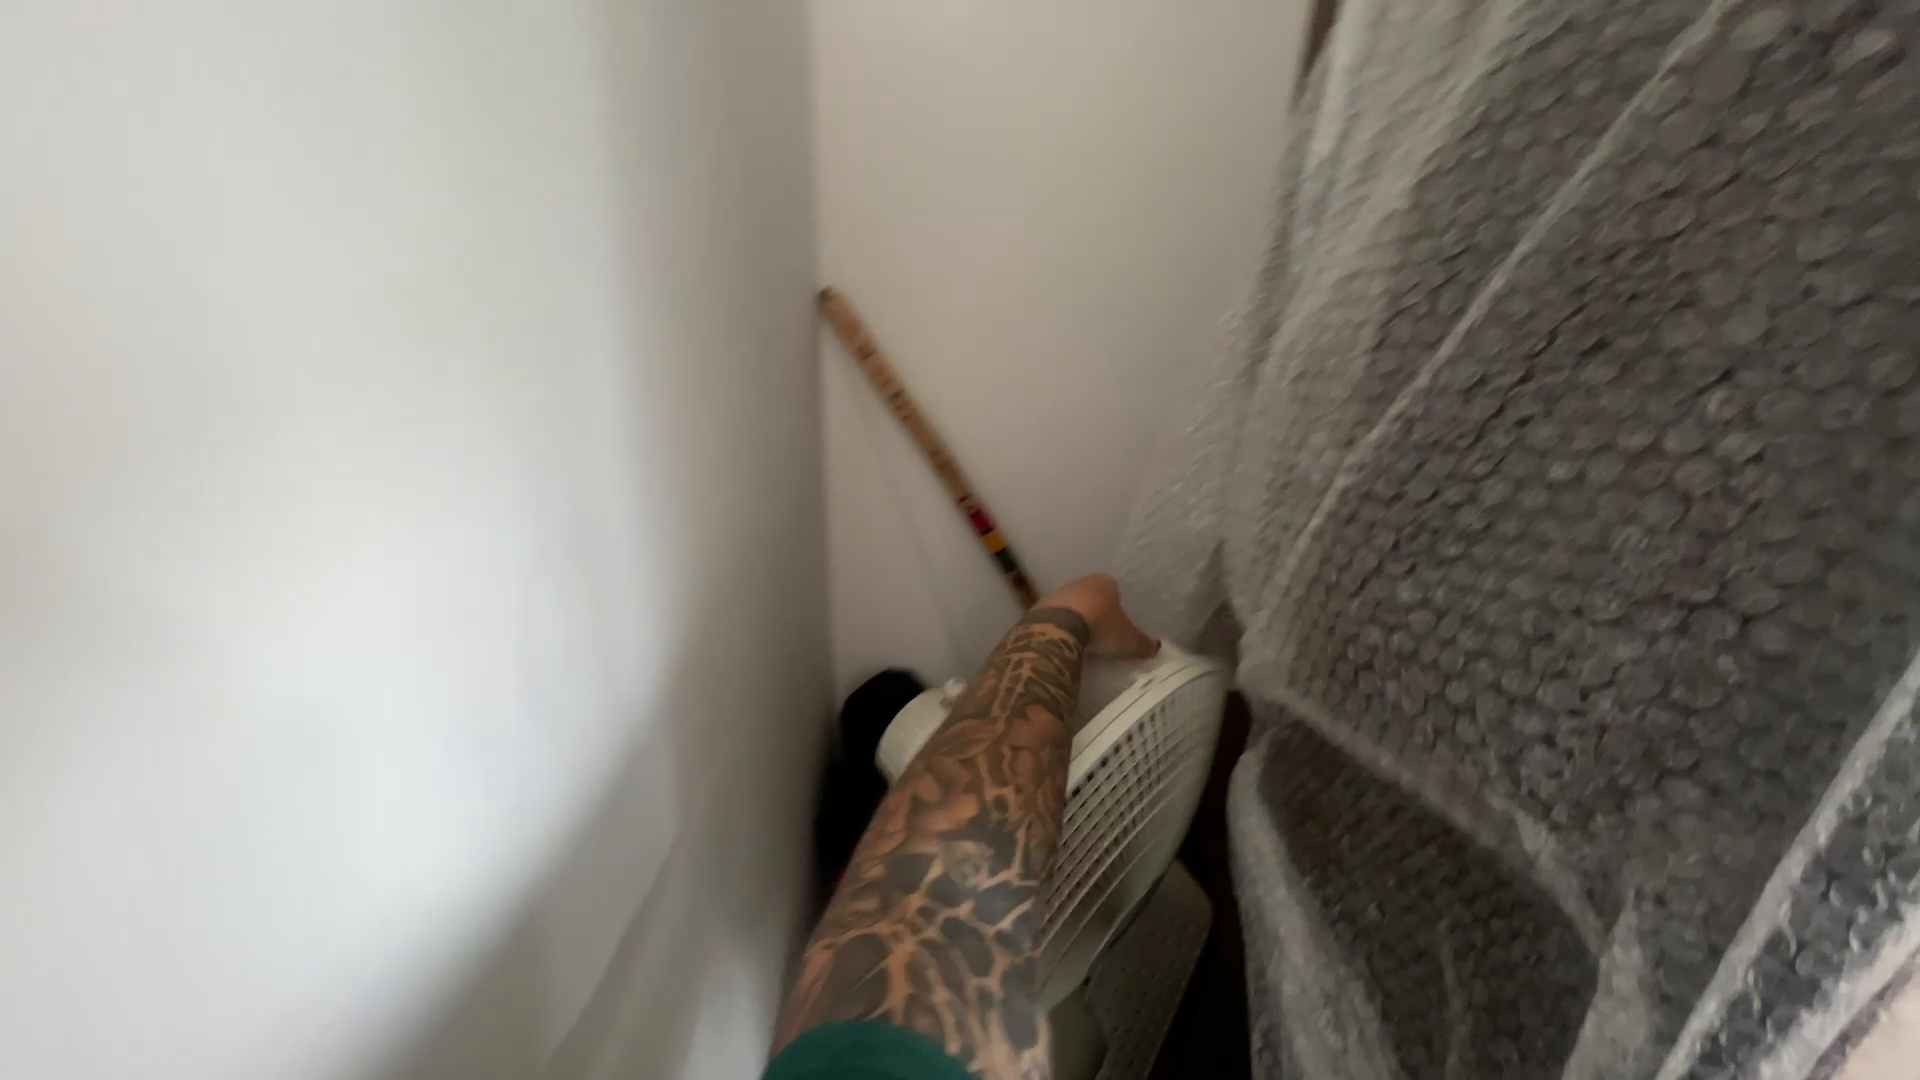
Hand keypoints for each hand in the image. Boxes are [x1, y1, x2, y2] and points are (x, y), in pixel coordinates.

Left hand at [1035, 573, 1159, 659]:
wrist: (1059, 628)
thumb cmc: (1101, 627)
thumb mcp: (1128, 639)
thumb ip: (1143, 643)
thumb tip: (1157, 647)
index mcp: (1104, 582)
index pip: (1114, 588)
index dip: (1116, 604)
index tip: (1117, 622)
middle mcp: (1079, 582)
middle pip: (1089, 595)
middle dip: (1094, 610)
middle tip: (1100, 632)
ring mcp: (1056, 593)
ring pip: (1069, 604)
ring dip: (1073, 617)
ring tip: (1080, 639)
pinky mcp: (1038, 608)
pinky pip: (1052, 617)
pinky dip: (1057, 627)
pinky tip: (1061, 641)